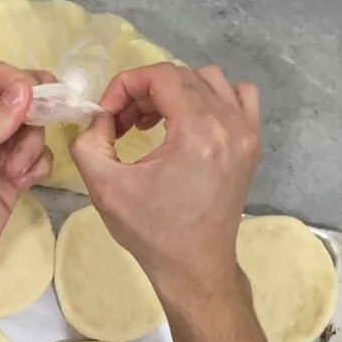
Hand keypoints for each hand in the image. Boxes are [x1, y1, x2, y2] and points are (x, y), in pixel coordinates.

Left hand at [0, 63, 52, 294]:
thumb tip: (26, 89)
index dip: (19, 82)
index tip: (38, 99)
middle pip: (19, 102)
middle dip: (33, 114)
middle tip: (42, 126)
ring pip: (31, 132)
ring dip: (31, 147)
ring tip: (14, 172)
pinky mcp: (10, 183)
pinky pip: (36, 161)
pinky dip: (36, 166)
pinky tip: (22, 182)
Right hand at [70, 63, 261, 306]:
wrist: (193, 265)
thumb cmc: (149, 230)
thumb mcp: (104, 187)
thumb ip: (89, 141)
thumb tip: (98, 117)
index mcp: (197, 131)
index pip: (160, 76)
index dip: (126, 85)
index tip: (107, 115)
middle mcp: (230, 124)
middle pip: (183, 76)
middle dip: (145, 91)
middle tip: (122, 124)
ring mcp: (247, 133)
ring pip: (211, 81)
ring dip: (176, 92)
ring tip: (153, 121)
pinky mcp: (252, 145)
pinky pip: (238, 97)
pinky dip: (211, 99)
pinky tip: (188, 123)